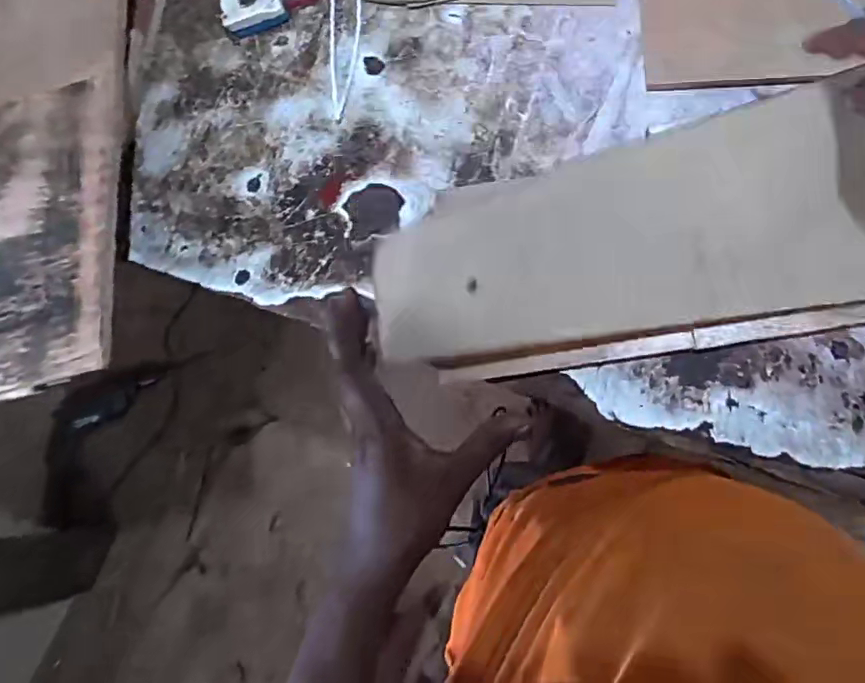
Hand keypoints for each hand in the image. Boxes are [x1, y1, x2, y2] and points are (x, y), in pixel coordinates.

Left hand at [317, 290, 532, 576]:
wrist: (372, 565)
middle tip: (341, 298)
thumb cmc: (408, 519)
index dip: (346, 335)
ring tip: (351, 319)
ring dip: (346, 348)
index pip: (355, 371)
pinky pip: (353, 394)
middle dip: (341, 332)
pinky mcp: (362, 445)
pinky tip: (365, 364)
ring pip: (346, 382)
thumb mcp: (451, 479)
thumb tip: (523, 417)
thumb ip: (485, 445)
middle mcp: (360, 423)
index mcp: (375, 424)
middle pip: (344, 368)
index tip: (342, 302)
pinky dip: (354, 368)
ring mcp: (358, 435)